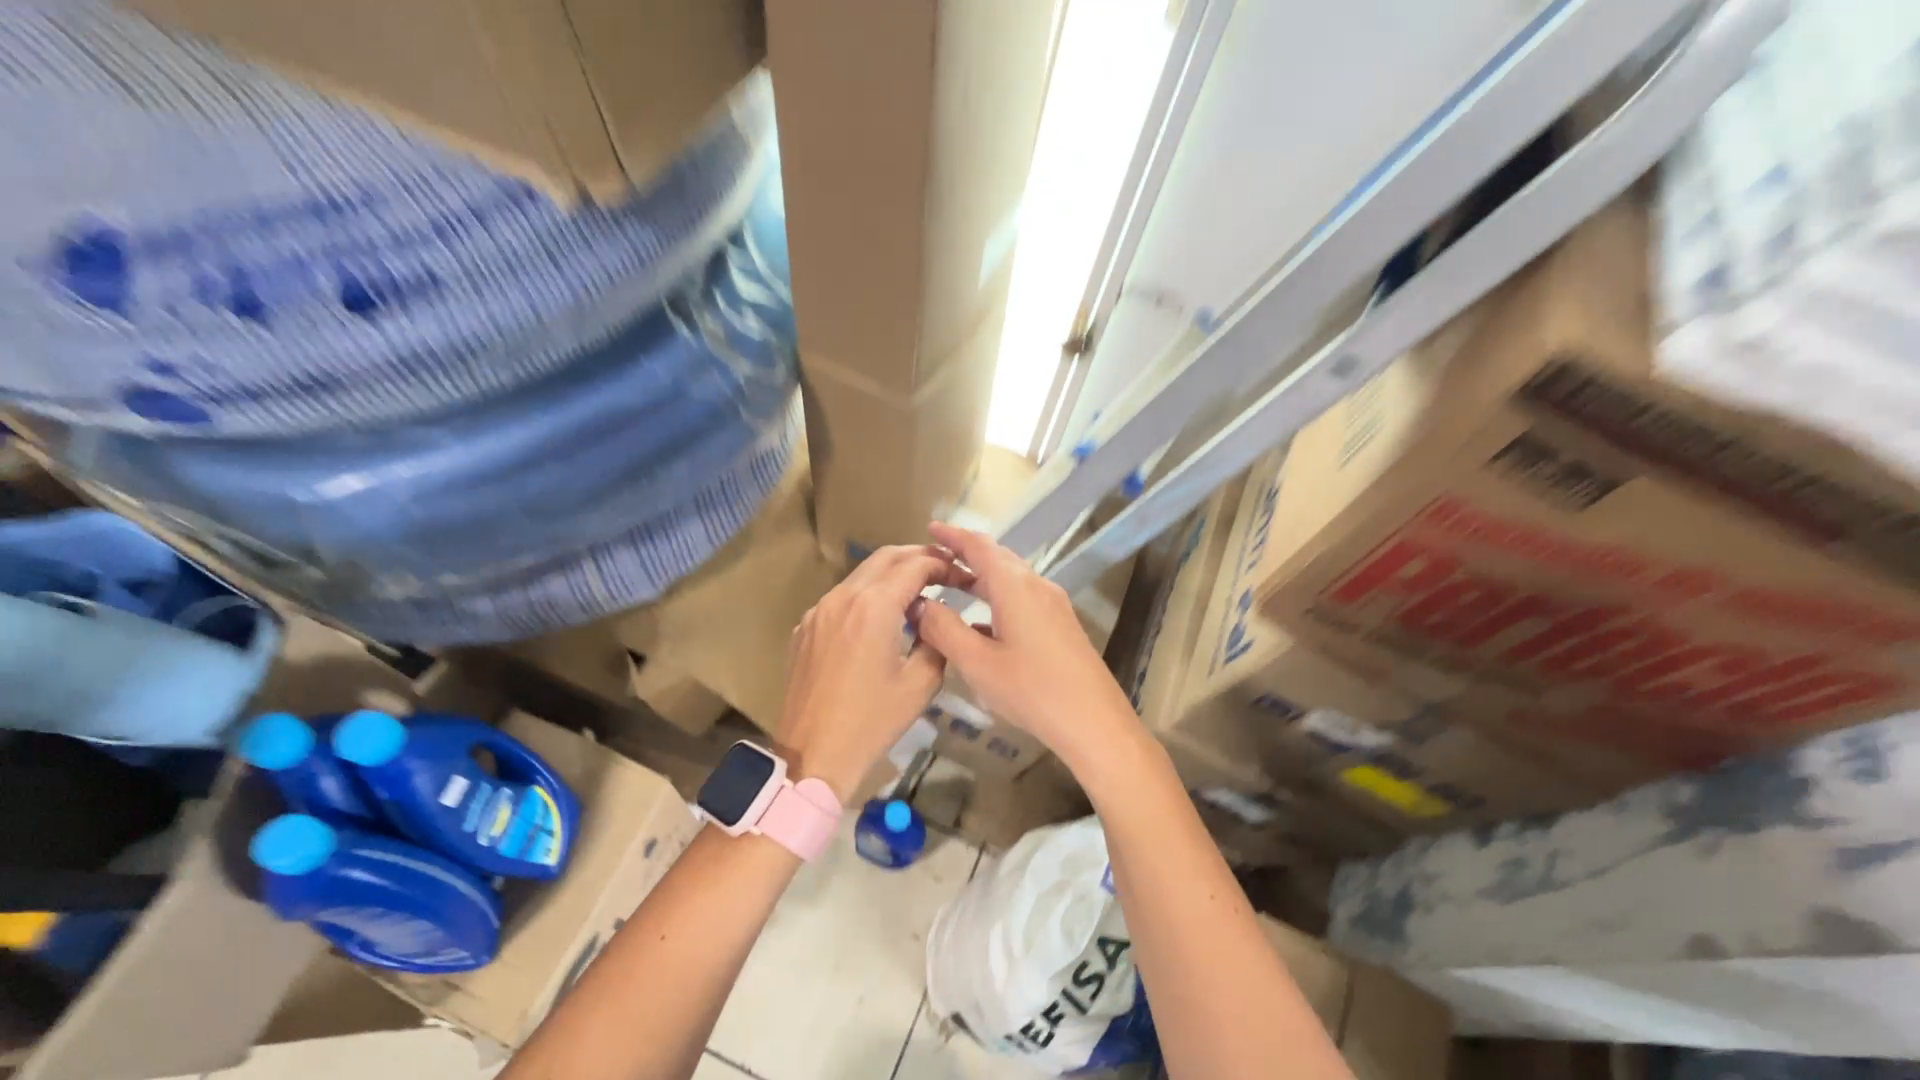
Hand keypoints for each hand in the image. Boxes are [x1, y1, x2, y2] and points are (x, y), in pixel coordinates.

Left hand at [780, 545, 969, 802]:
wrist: (814, 753)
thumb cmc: (873, 721)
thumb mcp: (921, 684)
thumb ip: (936, 640)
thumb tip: (934, 619)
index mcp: (874, 606)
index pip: (915, 564)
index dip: (943, 563)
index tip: (961, 575)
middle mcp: (843, 597)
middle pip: (885, 557)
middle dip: (917, 557)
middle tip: (943, 571)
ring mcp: (819, 611)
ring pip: (860, 575)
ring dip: (891, 575)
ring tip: (916, 595)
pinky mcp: (805, 628)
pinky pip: (841, 598)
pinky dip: (866, 595)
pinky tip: (880, 621)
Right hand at [914, 522, 1140, 765]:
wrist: (1093, 720)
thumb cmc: (1031, 690)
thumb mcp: (977, 662)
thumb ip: (943, 629)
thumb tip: (919, 603)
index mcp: (1014, 586)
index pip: (980, 546)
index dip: (953, 535)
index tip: (930, 528)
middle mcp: (1036, 586)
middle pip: (998, 558)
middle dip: (966, 553)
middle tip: (935, 556)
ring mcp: (1053, 605)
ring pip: (1011, 578)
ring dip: (982, 576)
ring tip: (952, 583)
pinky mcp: (1060, 624)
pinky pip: (1022, 597)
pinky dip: (997, 597)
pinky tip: (981, 622)